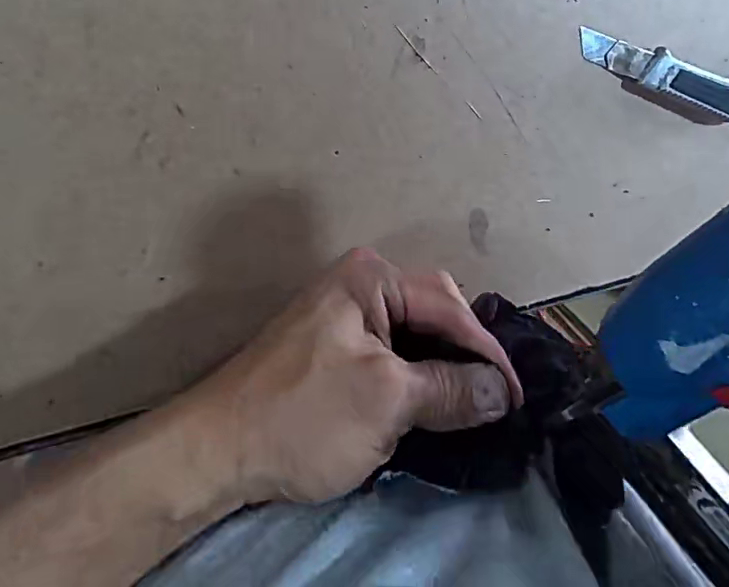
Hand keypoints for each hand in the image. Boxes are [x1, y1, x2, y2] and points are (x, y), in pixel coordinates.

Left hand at [172, 247, 523, 504]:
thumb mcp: (386, 401)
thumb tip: (501, 392)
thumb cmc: (301, 416)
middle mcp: (360, 281)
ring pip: (414, 331)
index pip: (449, 308)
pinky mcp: (335, 341)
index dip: (487, 352)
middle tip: (496, 394)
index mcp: (371, 276)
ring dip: (443, 363)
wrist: (211, 452)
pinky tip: (431, 394)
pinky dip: (417, 370)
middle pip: (433, 311)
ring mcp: (345, 310)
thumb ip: (451, 390)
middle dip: (466, 351)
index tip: (517, 393)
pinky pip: (392, 346)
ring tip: (473, 395)